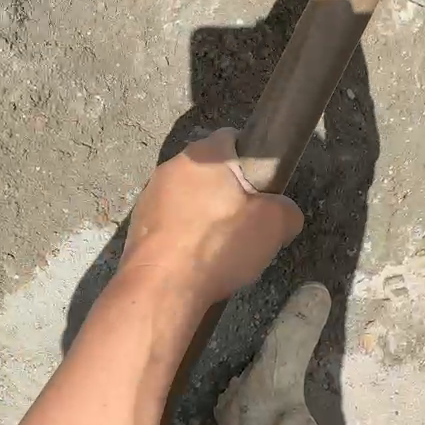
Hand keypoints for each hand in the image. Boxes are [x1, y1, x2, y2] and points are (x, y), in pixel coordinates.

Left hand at [120, 129, 302, 306]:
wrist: (161, 287)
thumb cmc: (218, 245)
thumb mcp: (274, 224)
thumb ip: (286, 209)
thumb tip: (284, 213)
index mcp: (204, 154)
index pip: (233, 137)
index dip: (253, 158)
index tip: (263, 186)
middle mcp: (171, 166)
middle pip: (209, 172)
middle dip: (228, 193)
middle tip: (247, 223)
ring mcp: (150, 195)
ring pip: (188, 198)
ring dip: (204, 216)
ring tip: (220, 249)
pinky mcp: (137, 225)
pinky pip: (170, 223)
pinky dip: (184, 236)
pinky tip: (196, 261)